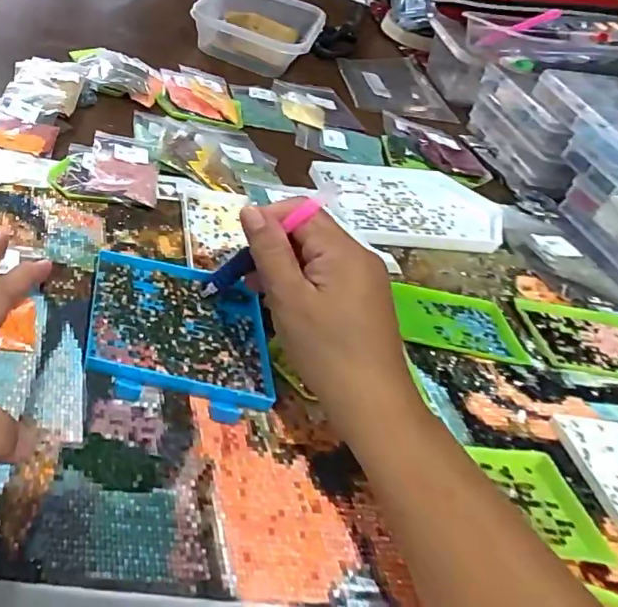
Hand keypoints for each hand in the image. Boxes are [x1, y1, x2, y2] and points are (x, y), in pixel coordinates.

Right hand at [241, 199, 408, 403]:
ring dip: (284, 264)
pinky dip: (301, 280)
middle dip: (273, 245)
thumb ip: (268, 249)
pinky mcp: (363, 299)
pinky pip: (326, 273)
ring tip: (260, 291)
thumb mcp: (287, 295)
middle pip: (307, 230)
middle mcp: (358, 256)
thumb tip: (250, 210)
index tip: (244, 249)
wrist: (373, 407)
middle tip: (248, 275)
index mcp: (343, 250)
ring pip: (314, 253)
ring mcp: (364, 278)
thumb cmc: (325, 349)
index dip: (268, 220)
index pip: (300, 210)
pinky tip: (285, 304)